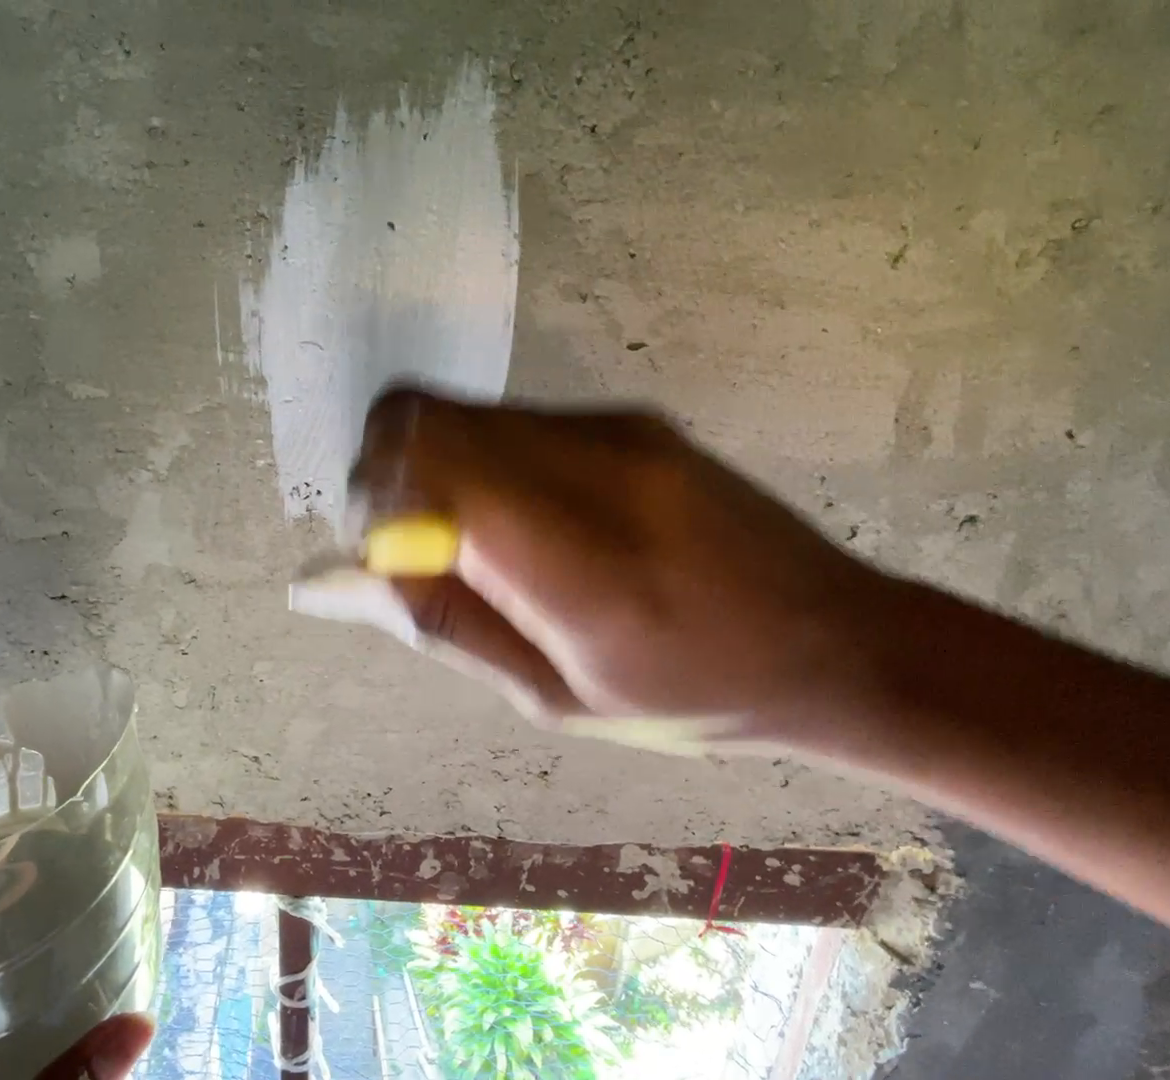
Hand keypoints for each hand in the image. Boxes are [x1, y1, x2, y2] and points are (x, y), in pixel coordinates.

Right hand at [349, 386, 892, 748]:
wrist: (837, 640)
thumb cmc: (693, 699)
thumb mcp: (552, 696)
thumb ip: (440, 622)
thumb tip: (331, 582)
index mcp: (577, 556)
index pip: (422, 457)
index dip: (370, 501)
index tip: (382, 561)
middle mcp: (592, 462)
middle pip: (421, 414)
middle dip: (382, 480)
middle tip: (411, 553)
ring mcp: (613, 426)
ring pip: (458, 412)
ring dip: (430, 474)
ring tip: (476, 551)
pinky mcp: (627, 415)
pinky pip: (508, 423)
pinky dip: (478, 467)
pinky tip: (524, 529)